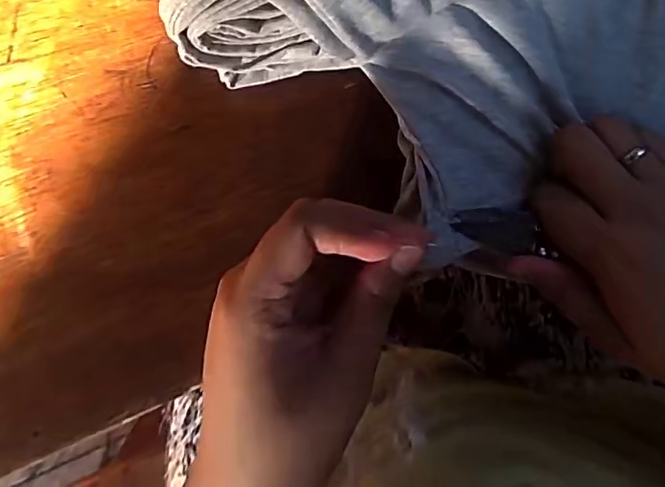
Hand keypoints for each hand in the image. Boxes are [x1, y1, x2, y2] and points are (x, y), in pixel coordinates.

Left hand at [188, 199, 427, 486]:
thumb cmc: (292, 439)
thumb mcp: (345, 369)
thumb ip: (375, 299)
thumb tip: (412, 244)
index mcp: (250, 295)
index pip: (302, 227)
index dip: (356, 225)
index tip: (402, 241)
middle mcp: (246, 278)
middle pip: (309, 224)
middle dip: (366, 227)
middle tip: (417, 240)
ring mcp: (256, 288)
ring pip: (315, 239)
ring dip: (362, 241)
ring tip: (407, 250)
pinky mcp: (271, 301)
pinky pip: (313, 265)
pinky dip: (350, 263)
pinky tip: (381, 268)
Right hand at [508, 119, 664, 417]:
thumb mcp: (613, 337)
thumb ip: (562, 290)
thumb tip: (513, 256)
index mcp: (612, 251)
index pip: (550, 198)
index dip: (538, 203)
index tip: (546, 218)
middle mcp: (636, 206)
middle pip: (573, 142)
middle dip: (556, 156)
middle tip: (567, 184)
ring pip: (609, 125)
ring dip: (592, 141)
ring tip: (596, 172)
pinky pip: (648, 134)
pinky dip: (628, 141)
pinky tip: (630, 169)